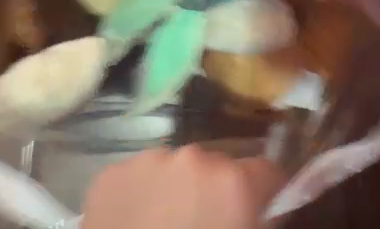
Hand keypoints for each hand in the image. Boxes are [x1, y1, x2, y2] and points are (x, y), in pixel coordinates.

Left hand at [81, 148, 283, 228]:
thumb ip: (257, 225)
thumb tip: (258, 217)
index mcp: (233, 184)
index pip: (267, 173)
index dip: (264, 196)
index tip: (258, 214)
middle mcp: (193, 158)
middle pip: (217, 168)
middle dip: (215, 195)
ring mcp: (148, 160)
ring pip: (175, 169)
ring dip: (177, 192)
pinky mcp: (112, 172)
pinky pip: (139, 177)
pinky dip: (142, 196)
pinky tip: (135, 226)